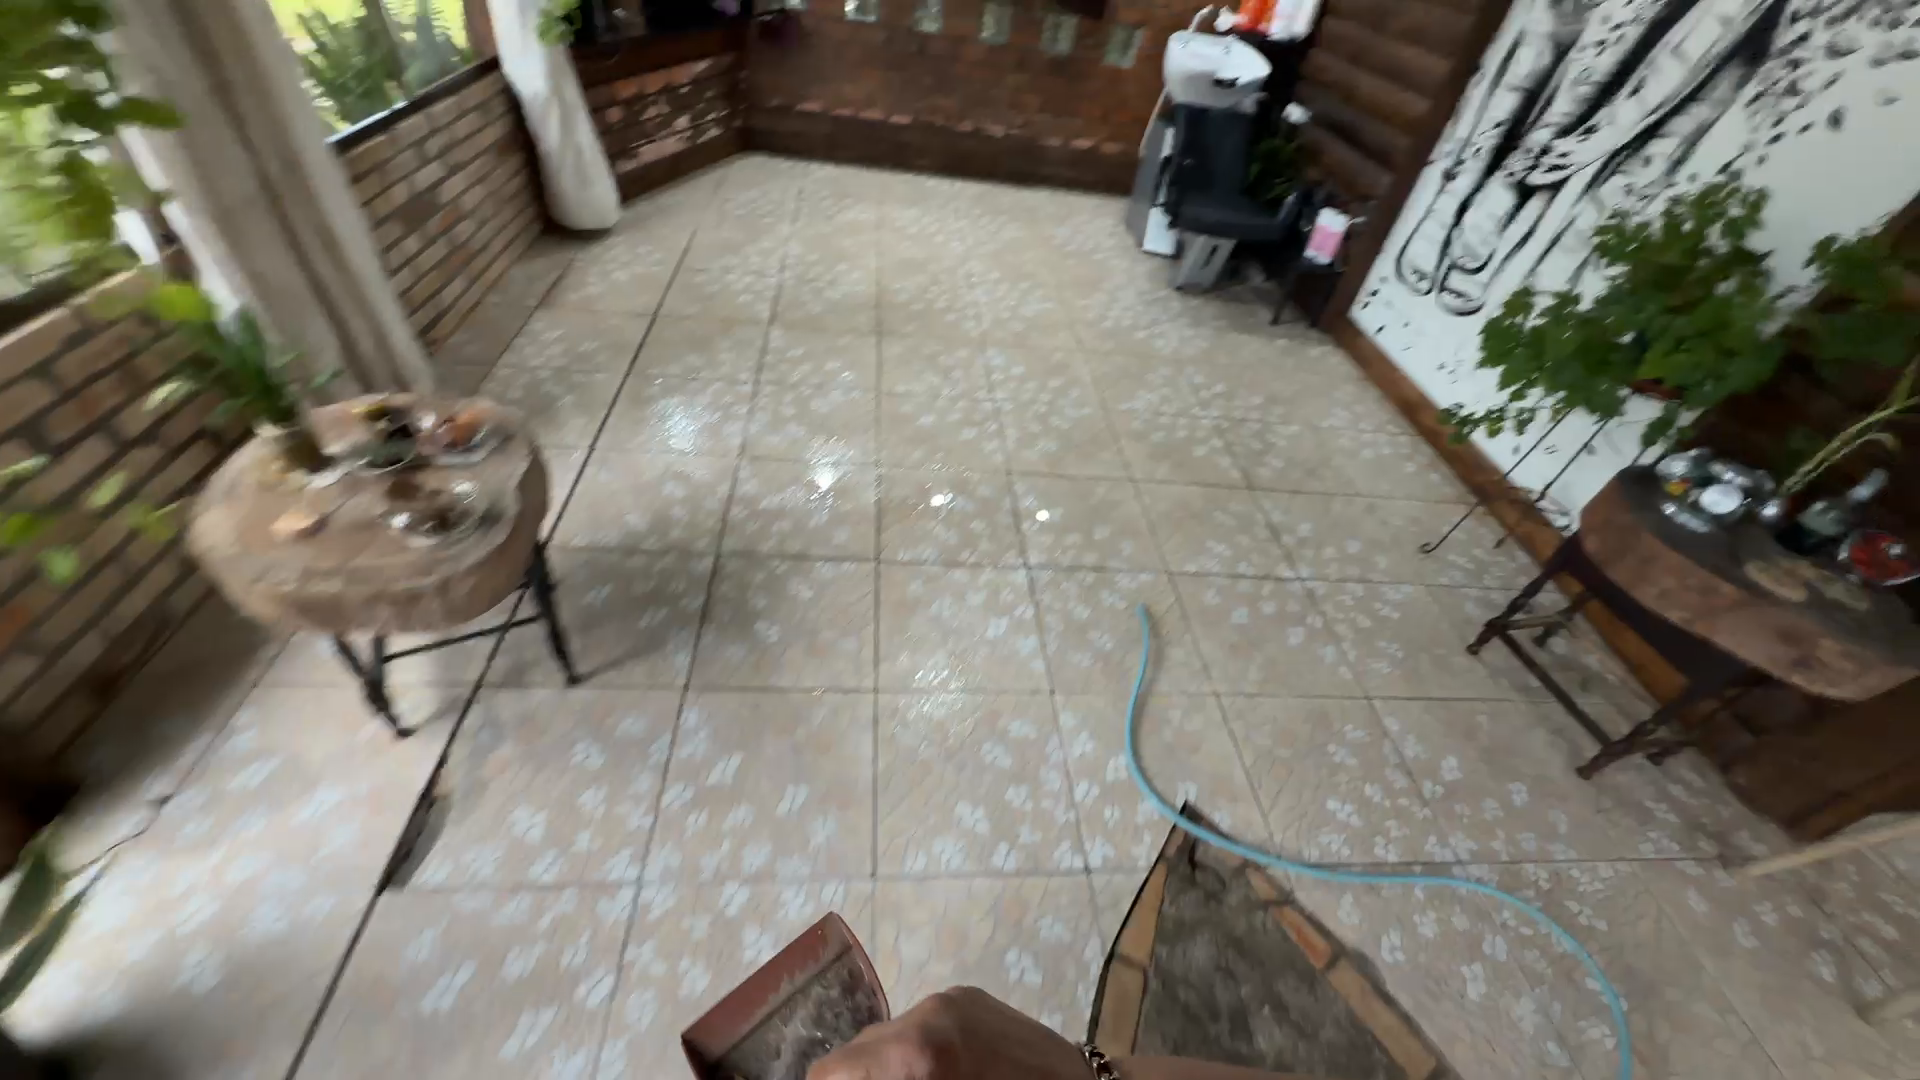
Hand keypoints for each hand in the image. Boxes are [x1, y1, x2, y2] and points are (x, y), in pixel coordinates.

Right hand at [806, 986, 1091, 1079]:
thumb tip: (856, 1077)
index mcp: (915, 1055)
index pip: (832, 1069)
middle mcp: (925, 1013)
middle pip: (858, 1048)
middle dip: (857, 1079)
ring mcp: (949, 998)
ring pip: (889, 1034)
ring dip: (888, 1066)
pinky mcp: (969, 994)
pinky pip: (922, 1022)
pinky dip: (918, 1050)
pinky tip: (942, 1073)